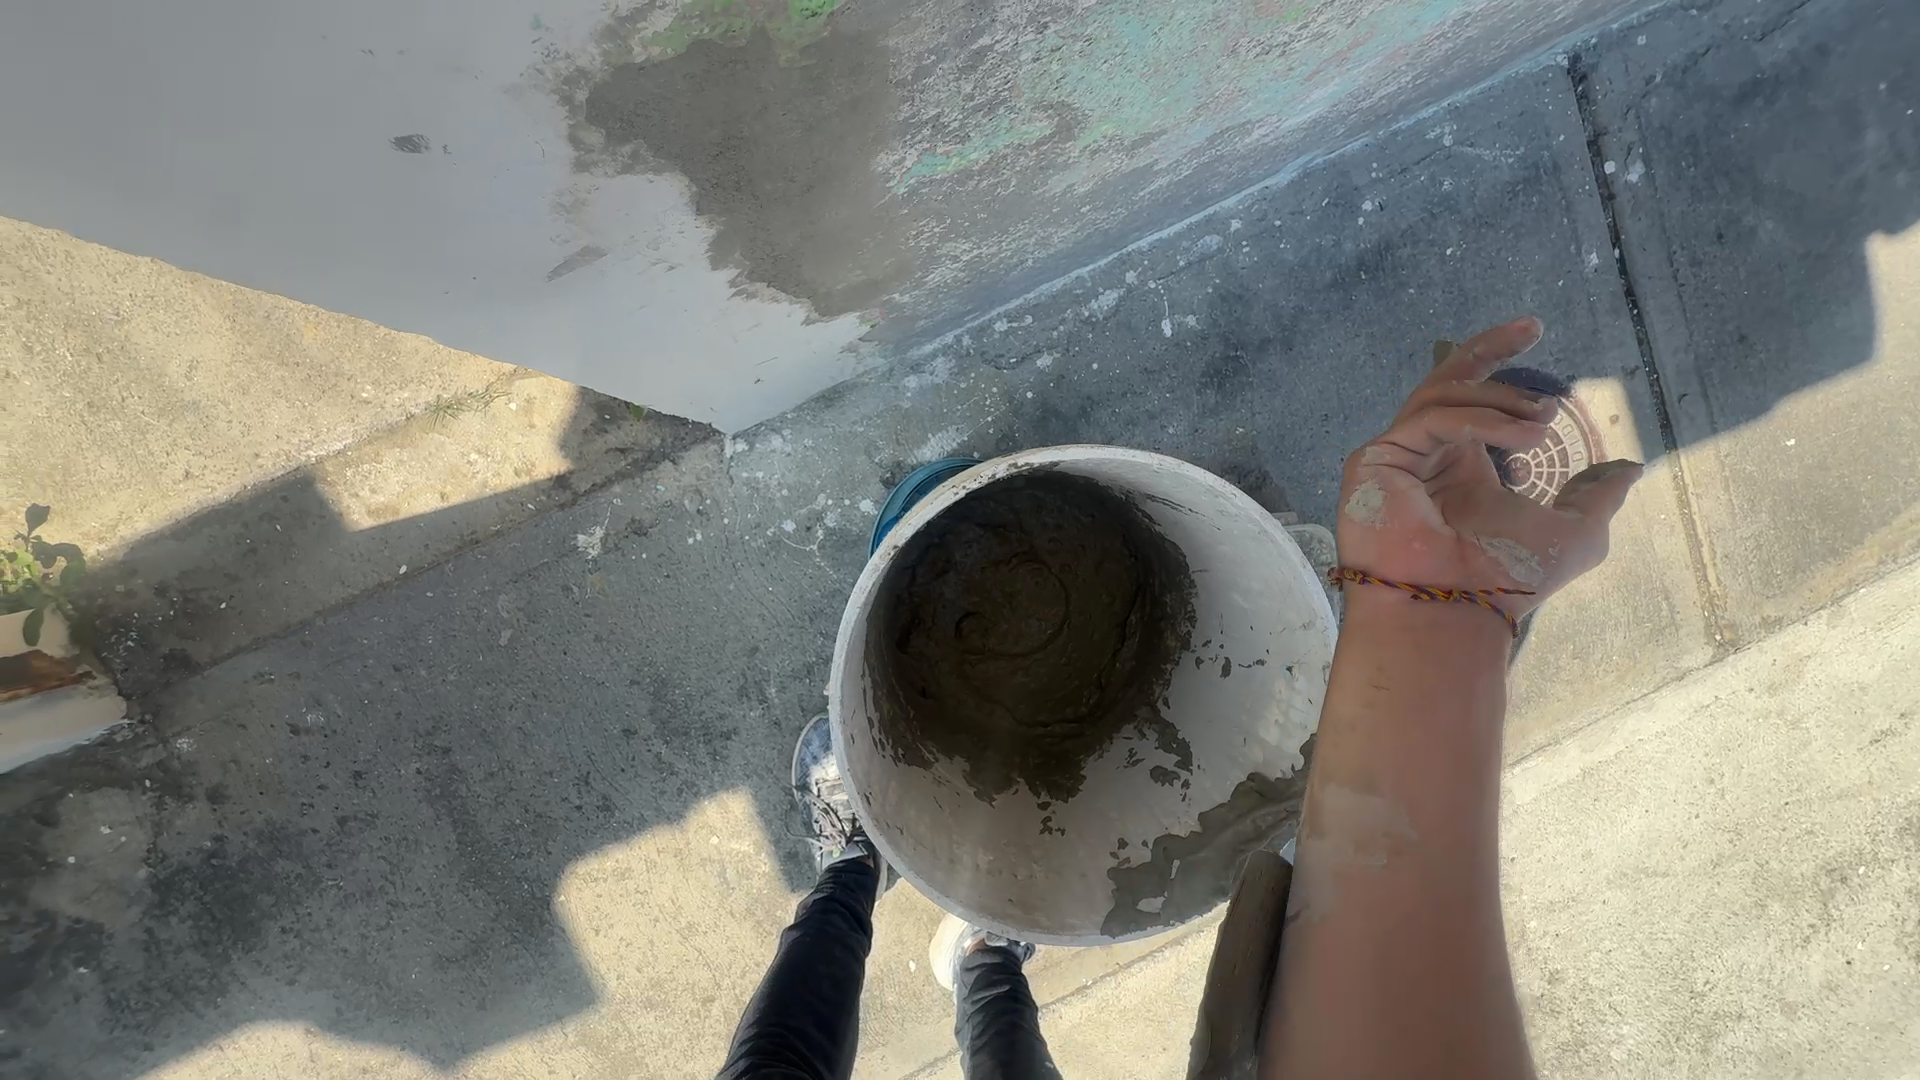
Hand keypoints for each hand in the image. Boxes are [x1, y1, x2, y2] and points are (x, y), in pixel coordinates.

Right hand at [1335, 316, 1642, 616]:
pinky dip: (1478, 418)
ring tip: (1541, 421)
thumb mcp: (1573, 532)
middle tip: (1531, 329)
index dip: (1496, 367)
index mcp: (1461, 471)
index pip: (1469, 405)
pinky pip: (1429, 419)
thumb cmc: (1504, 576)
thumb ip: (1594, 495)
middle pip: (1444, 384)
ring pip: (1440, 396)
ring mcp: (1397, 457)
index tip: (1535, 335)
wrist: (1452, 604)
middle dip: (1485, 351)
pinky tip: (1521, 434)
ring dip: (1498, 399)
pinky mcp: (1376, 459)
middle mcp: (1426, 458)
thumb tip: (1626, 466)